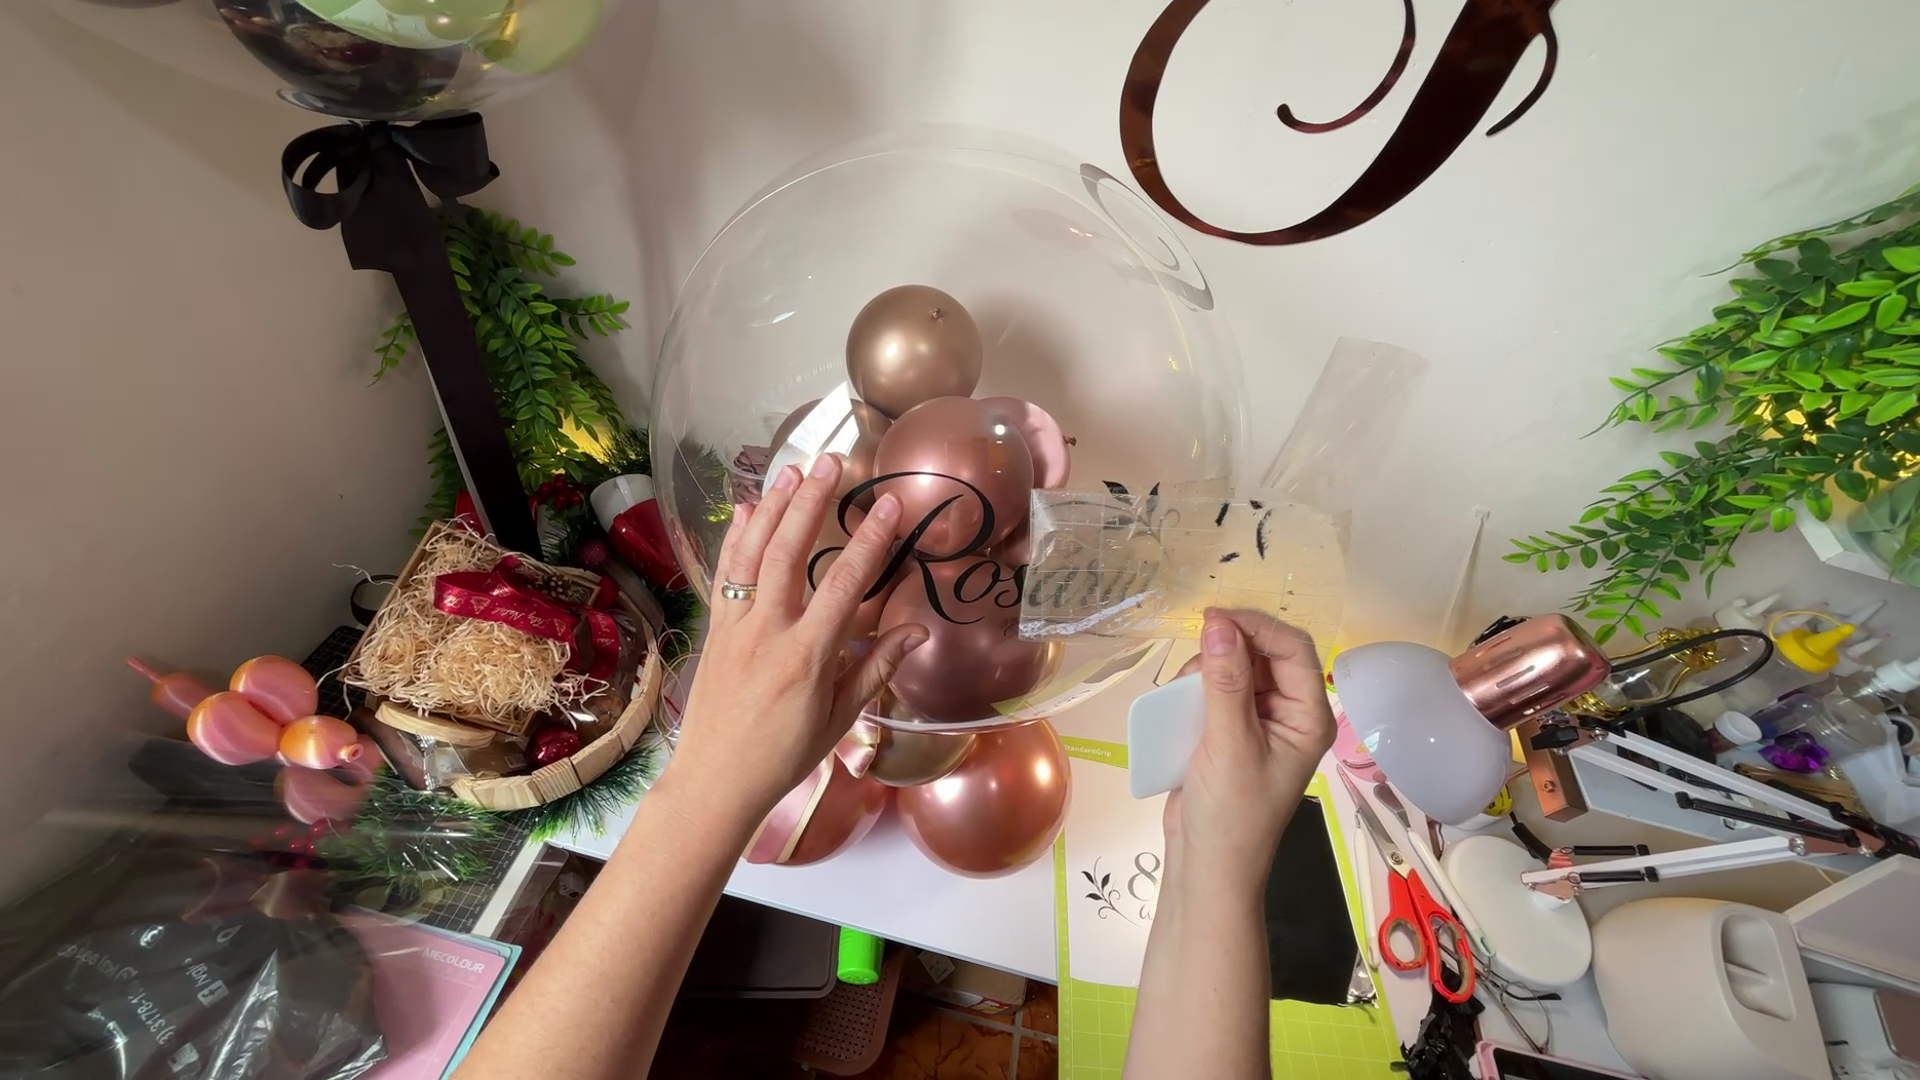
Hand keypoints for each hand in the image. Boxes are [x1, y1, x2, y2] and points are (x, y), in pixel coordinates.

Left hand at [664, 454, 927, 821]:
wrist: (715, 782)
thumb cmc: (785, 755)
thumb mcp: (839, 717)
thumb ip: (876, 667)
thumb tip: (917, 631)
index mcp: (807, 655)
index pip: (845, 585)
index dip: (869, 541)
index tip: (888, 505)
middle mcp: (767, 631)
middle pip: (789, 553)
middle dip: (810, 503)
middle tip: (828, 463)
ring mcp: (735, 627)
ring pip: (751, 555)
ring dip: (771, 509)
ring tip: (790, 471)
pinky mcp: (715, 630)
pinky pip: (724, 575)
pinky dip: (735, 538)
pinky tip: (744, 509)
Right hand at [1165, 608, 1334, 891]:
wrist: (1205, 863)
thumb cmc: (1231, 812)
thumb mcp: (1229, 743)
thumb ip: (1224, 681)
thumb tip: (1218, 623)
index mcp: (1307, 717)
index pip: (1292, 650)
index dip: (1256, 626)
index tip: (1213, 618)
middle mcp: (1287, 712)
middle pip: (1263, 653)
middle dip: (1227, 646)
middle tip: (1191, 658)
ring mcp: (1256, 720)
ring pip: (1234, 666)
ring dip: (1206, 667)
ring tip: (1182, 691)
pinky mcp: (1227, 728)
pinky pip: (1214, 687)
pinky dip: (1195, 685)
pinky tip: (1178, 701)